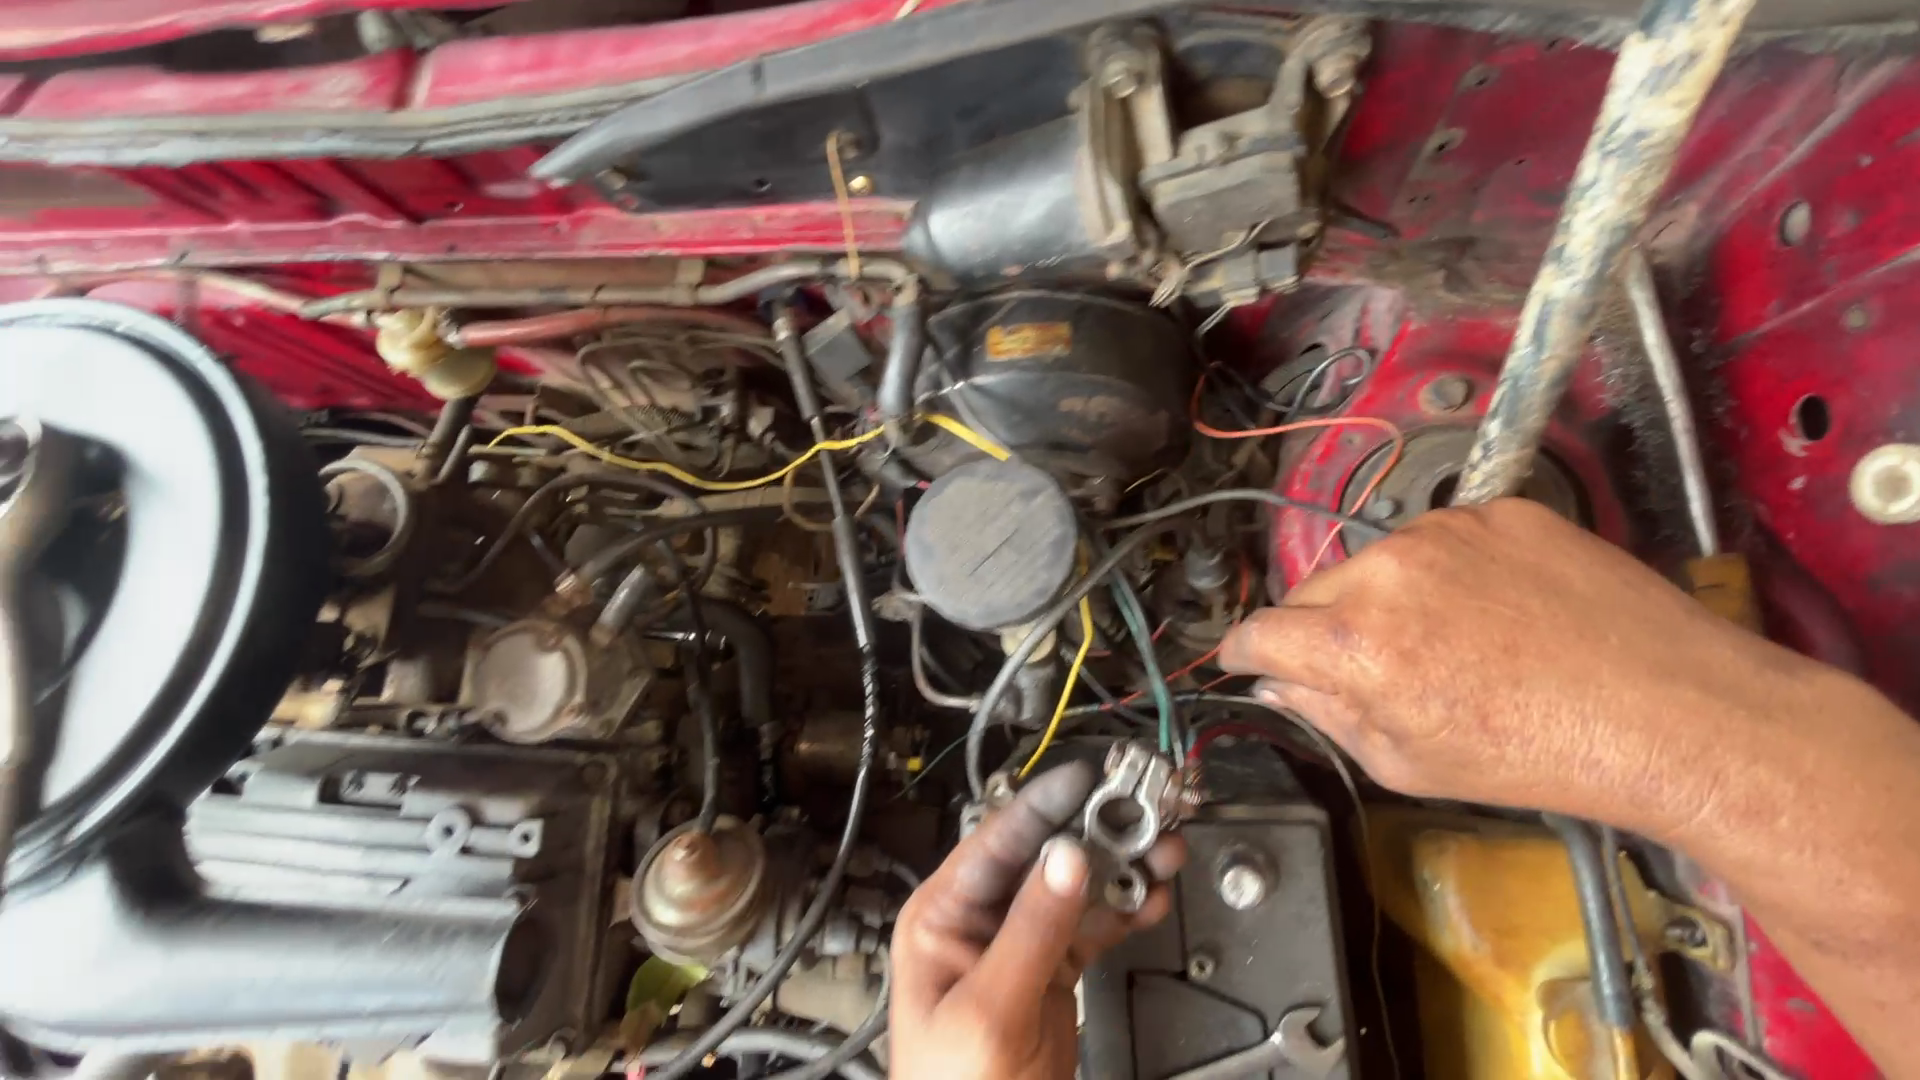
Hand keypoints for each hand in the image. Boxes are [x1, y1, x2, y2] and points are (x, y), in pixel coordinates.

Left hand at [889, 761, 1185, 1079]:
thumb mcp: (990, 1009)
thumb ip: (1032, 930)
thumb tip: (1068, 854)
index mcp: (944, 911)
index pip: (997, 839)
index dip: (1044, 803)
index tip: (1087, 777)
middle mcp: (980, 914)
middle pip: (1043, 856)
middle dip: (1096, 833)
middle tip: (1145, 814)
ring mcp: (1019, 939)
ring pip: (1075, 886)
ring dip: (1121, 867)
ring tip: (1164, 853)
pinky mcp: (1052, 967)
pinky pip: (1091, 925)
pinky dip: (1124, 910)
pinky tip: (1152, 898)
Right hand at [1219, 498, 1837, 834]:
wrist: (1678, 715)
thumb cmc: (1539, 755)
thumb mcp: (1406, 763)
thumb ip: (1324, 714)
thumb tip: (1279, 680)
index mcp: (1354, 644)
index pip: (1257, 632)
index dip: (1242, 651)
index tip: (1245, 658)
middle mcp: (1384, 573)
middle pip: (1309, 594)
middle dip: (1319, 629)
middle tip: (1370, 665)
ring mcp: (1442, 533)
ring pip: (1371, 564)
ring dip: (1381, 597)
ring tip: (1445, 637)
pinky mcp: (1495, 512)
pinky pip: (1436, 540)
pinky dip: (1442, 571)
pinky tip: (1490, 608)